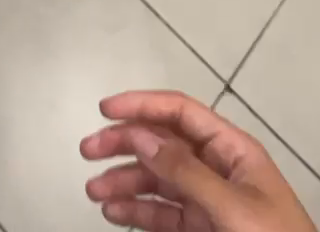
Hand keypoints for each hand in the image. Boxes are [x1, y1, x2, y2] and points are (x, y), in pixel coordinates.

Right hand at [80, 91, 317, 231]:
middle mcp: (217, 169)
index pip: (180, 112)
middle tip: (87, 152)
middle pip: (163, 144)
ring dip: (124, 182)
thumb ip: (185, 171)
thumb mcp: (233, 209)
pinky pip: (164, 214)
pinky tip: (114, 213)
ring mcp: (209, 203)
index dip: (142, 105)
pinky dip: (137, 212)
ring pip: (157, 180)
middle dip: (125, 144)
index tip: (105, 110)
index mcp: (232, 150)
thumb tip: (140, 135)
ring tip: (93, 193)